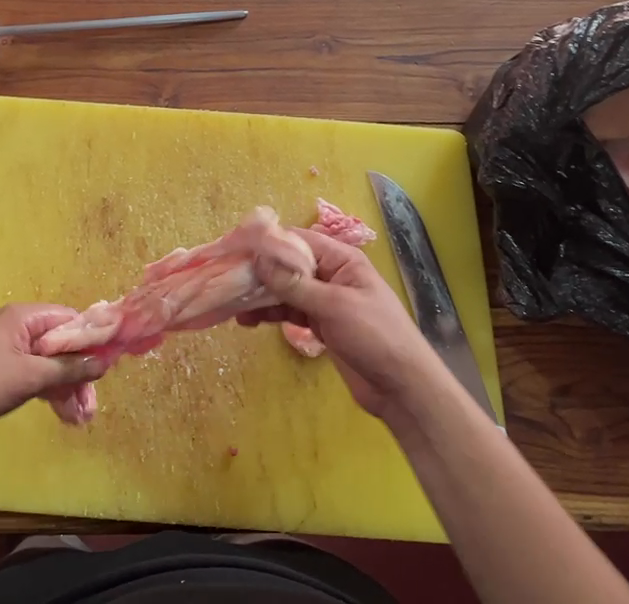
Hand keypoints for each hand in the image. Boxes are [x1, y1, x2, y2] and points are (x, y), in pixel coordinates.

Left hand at [0, 304, 110, 435]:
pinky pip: (33, 371)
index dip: (91, 340)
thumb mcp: (32, 376)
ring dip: (65, 386)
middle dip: (78, 372)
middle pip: (59, 343)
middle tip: (91, 404)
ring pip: (47, 361)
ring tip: (79, 417)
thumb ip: (70, 368)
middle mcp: (17, 325)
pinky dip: (48, 388)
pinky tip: (62, 412)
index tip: (107, 365)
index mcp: (23, 316)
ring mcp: (7, 345)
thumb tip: (104, 361)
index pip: (69, 319)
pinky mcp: (0, 365)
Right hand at [239, 229, 432, 423]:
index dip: (267, 243)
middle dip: (259, 271)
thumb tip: (260, 259)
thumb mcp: (334, 307)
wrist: (402, 388)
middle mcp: (331, 274)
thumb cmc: (375, 337)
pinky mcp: (320, 324)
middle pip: (287, 264)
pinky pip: (289, 311)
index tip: (235, 250)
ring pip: (284, 289)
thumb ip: (295, 284)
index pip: (297, 240)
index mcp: (341, 260)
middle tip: (227, 280)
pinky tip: (248, 320)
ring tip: (232, 304)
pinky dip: (270, 313)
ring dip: (260, 295)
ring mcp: (325, 300)